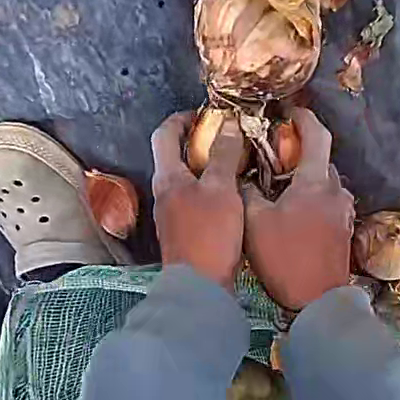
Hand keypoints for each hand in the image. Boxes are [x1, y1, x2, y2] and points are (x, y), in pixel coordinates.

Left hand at [150, 111, 246, 288]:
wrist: (200, 286)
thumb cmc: (209, 234)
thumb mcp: (222, 189)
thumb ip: (225, 155)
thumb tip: (229, 124)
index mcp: (167, 177)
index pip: (164, 135)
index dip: (182, 118)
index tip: (205, 114)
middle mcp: (164, 193)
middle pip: (175, 156)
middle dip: (199, 142)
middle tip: (227, 137)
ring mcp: (172, 214)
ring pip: (187, 180)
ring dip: (207, 167)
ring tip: (235, 164)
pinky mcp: (184, 232)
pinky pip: (196, 200)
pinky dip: (212, 190)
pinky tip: (233, 196)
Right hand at [243, 108, 354, 310]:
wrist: (319, 301)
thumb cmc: (285, 258)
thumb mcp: (255, 222)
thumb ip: (249, 193)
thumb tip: (245, 179)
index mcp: (316, 182)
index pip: (317, 134)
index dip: (304, 117)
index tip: (289, 111)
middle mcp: (336, 191)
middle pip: (321, 160)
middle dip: (300, 152)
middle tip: (274, 154)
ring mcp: (344, 212)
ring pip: (324, 183)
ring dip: (306, 178)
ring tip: (280, 185)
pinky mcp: (344, 230)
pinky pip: (328, 203)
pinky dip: (312, 198)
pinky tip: (293, 212)